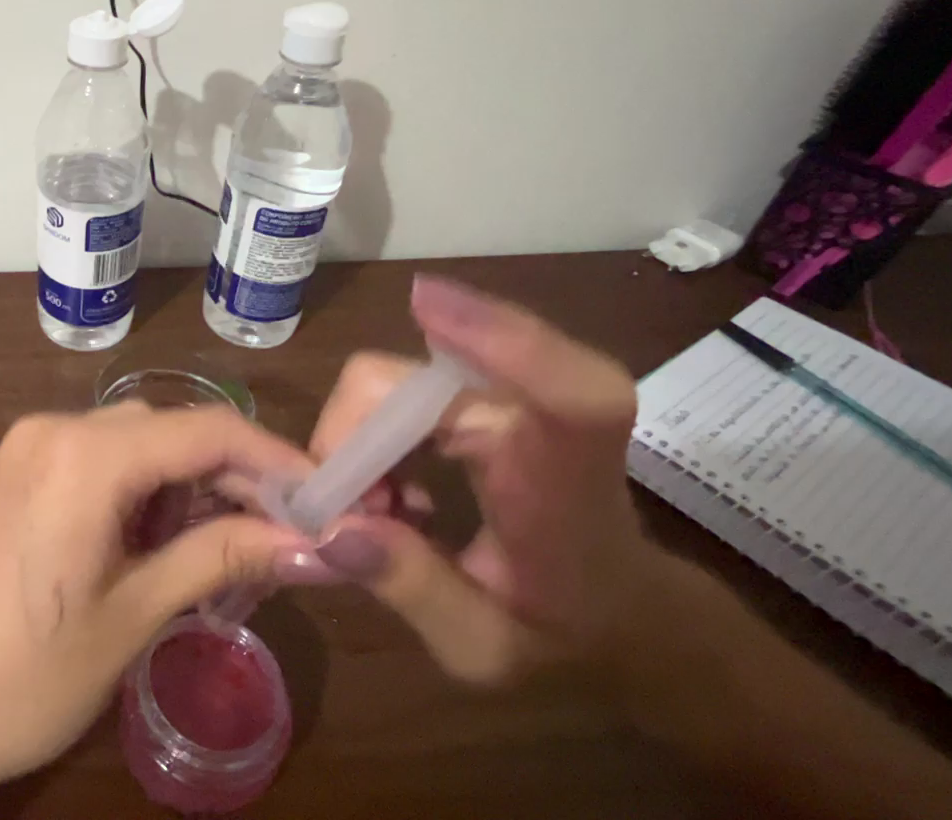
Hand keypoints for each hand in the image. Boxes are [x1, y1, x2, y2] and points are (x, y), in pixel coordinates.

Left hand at [0, 403, 321, 819]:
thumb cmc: (17, 676)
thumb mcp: (130, 617)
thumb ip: (218, 557)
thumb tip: (311, 539)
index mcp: (84, 454)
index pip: (207, 430)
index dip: (276, 461)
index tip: (329, 500)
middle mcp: (53, 431)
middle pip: (169, 431)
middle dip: (233, 475)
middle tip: (288, 532)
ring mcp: (25, 451)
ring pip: (133, 446)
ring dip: (187, 485)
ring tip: (236, 544)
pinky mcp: (12, 477)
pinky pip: (95, 464)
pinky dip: (142, 492)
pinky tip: (166, 539)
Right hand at [307, 274, 670, 683]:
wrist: (619, 611)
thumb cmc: (568, 635)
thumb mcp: (487, 649)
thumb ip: (417, 593)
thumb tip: (332, 529)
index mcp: (570, 485)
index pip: (570, 395)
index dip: (503, 339)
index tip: (423, 302)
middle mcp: (539, 422)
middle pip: (415, 383)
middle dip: (353, 440)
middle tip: (350, 521)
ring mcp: (503, 401)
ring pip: (389, 382)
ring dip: (355, 443)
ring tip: (373, 517)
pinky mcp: (475, 397)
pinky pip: (394, 392)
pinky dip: (367, 436)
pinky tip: (385, 493)